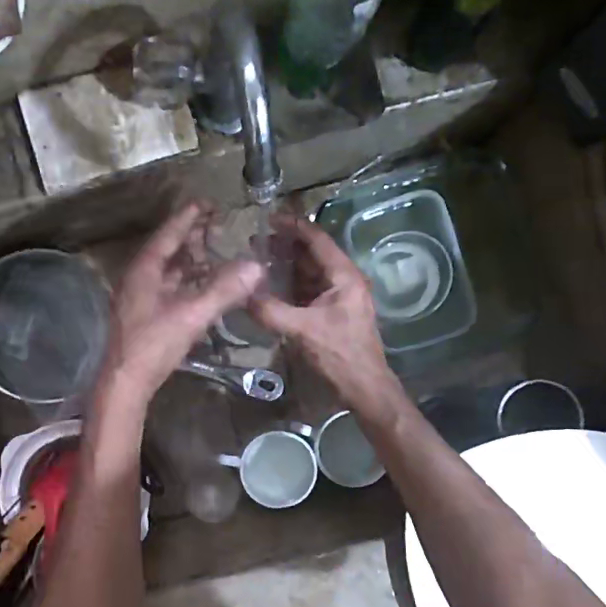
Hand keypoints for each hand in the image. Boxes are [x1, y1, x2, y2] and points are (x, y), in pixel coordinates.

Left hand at [97, 202, 263, 404]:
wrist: (124, 383)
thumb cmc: (153, 344)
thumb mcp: (192, 315)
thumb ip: (224, 290)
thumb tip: (257, 266)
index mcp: (145, 270)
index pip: (169, 234)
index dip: (188, 217)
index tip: (207, 203)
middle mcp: (139, 279)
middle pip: (167, 250)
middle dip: (191, 237)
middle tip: (216, 226)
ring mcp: (139, 298)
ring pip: (168, 271)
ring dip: (190, 261)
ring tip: (214, 254)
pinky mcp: (144, 316)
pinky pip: (168, 288)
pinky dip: (187, 282)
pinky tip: (203, 288)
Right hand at [248, 213, 399, 410]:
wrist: (364, 389)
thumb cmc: (340, 355)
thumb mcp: (302, 330)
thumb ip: (270, 311)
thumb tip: (241, 295)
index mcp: (344, 276)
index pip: (317, 240)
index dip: (293, 226)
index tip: (267, 218)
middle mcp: (343, 281)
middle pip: (312, 254)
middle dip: (285, 246)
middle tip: (254, 242)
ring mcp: (338, 298)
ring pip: (309, 273)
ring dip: (286, 266)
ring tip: (258, 261)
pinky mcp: (330, 314)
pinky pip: (307, 291)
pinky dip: (289, 286)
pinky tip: (269, 288)